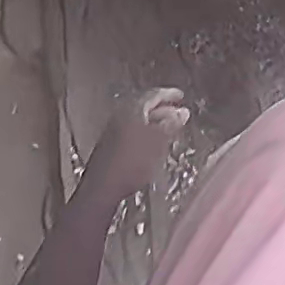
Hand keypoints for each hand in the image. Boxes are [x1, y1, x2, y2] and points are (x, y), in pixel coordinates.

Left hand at [79, 88, 190, 206]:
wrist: (102, 189)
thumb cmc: (132, 162)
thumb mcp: (157, 142)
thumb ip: (170, 125)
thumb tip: (182, 112)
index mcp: (132, 110)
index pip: (153, 95)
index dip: (168, 95)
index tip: (180, 96)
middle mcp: (121, 115)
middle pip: (145, 106)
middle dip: (163, 109)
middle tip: (178, 113)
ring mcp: (113, 130)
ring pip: (138, 120)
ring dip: (154, 122)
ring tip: (169, 129)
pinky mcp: (110, 145)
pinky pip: (132, 131)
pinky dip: (145, 133)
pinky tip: (152, 143)